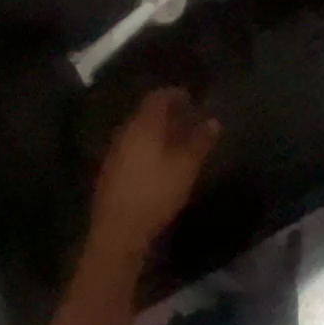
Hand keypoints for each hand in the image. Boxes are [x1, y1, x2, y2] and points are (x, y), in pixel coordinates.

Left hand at [90, 87, 221, 257]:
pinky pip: (131, 146)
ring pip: (139, 130)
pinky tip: (158, 162)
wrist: (118, 230)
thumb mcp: (186, 166)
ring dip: (157, 131)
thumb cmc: (156, 192)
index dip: (176, 94)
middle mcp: (126, 130)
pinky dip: (147, 146)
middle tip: (188, 120)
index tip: (192, 99)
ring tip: (177, 142)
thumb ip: (200, 141)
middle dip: (168, 113)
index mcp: (144, 123)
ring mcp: (115, 150)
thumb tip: (213, 121)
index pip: (159, 96)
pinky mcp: (110, 170)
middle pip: (147, 112)